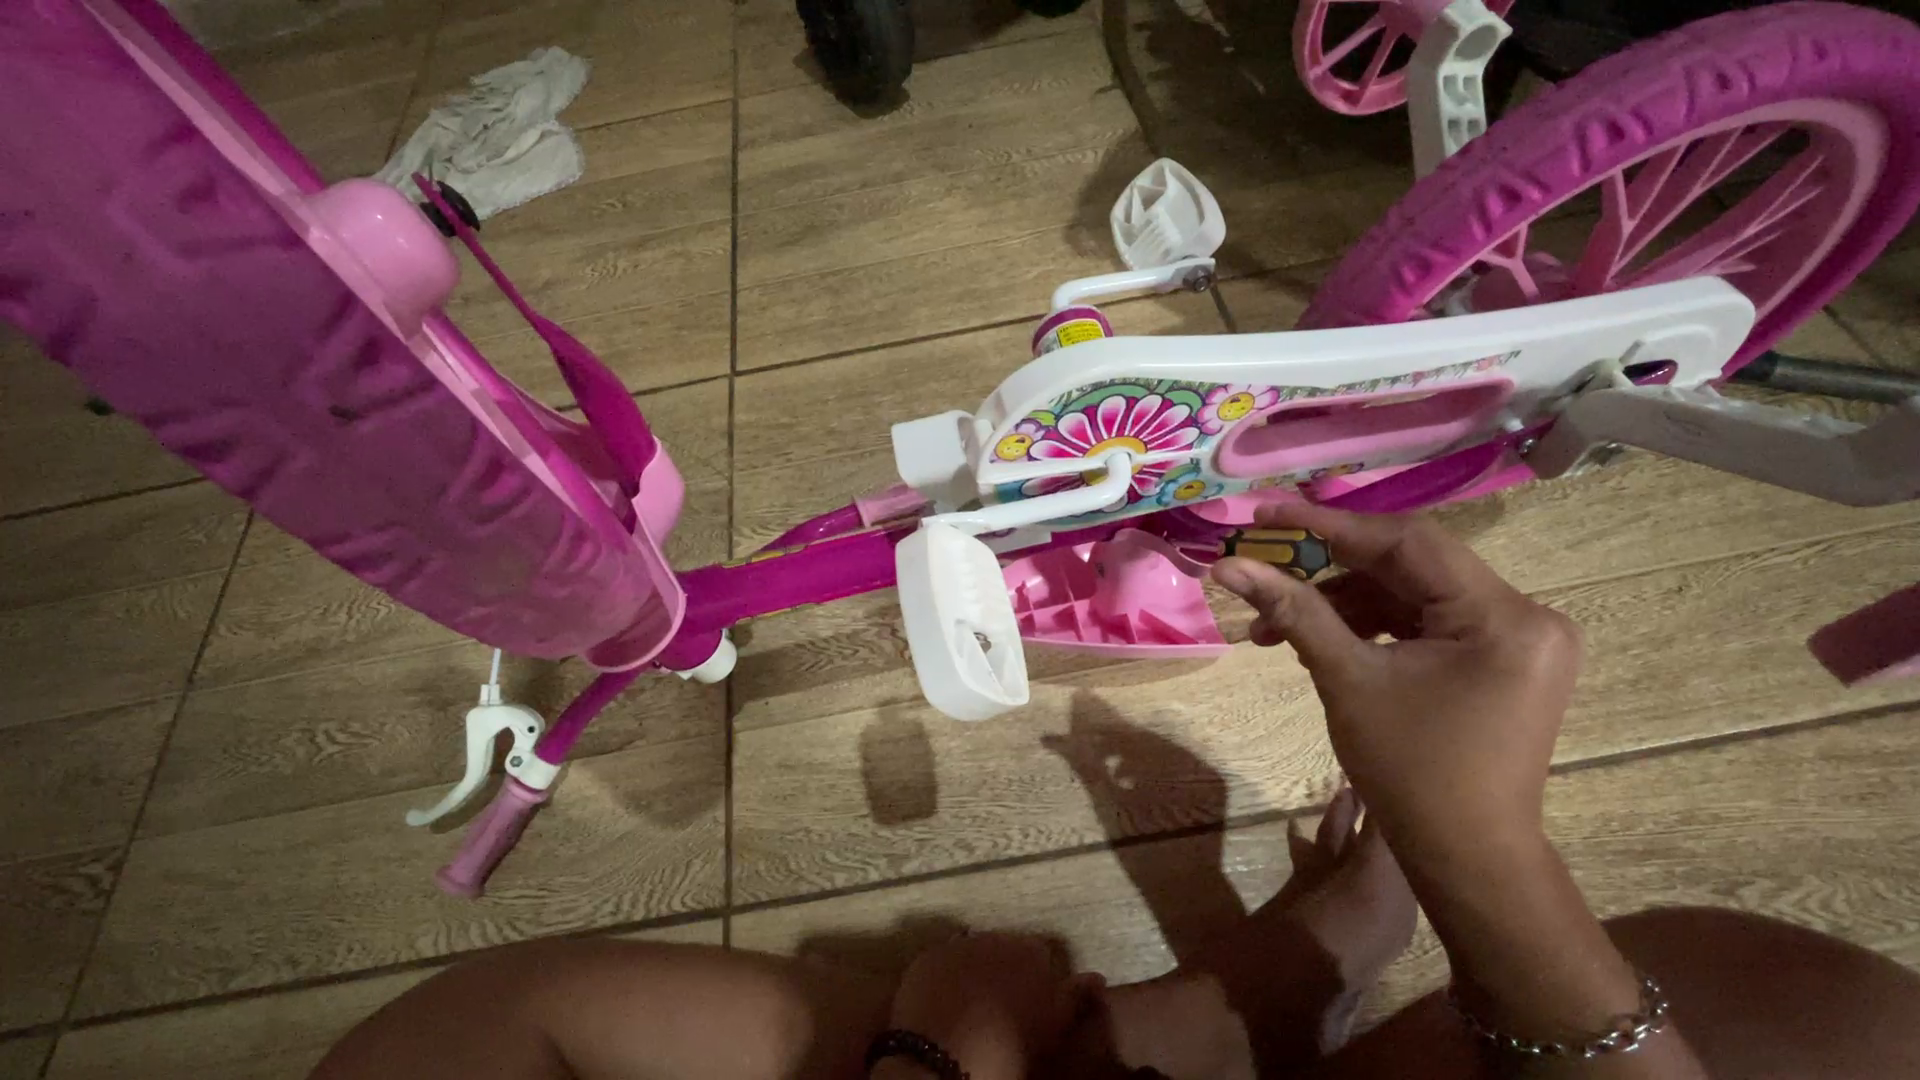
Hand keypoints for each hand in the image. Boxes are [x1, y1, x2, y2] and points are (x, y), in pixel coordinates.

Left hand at [886, 933, 1102, 1078]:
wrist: (944, 1061)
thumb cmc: (1009, 1051)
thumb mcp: (1051, 1029)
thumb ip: (1075, 998)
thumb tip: (1096, 976)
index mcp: (1031, 953)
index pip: (1041, 953)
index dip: (1037, 977)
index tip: (1034, 1001)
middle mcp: (996, 937)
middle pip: (1006, 947)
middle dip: (1007, 967)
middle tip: (1004, 1002)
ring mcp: (958, 944)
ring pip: (975, 950)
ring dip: (978, 967)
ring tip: (974, 1000)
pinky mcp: (928, 956)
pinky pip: (944, 958)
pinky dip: (948, 973)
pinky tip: (947, 998)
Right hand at [1210, 504, 1581, 873]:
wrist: (1466, 856)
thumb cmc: (1410, 771)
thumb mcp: (1346, 680)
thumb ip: (1292, 612)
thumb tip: (1228, 566)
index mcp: (1503, 617)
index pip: (1408, 542)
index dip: (1330, 524)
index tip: (1267, 512)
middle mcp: (1526, 614)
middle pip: (1411, 565)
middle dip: (1329, 570)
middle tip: (1264, 565)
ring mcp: (1518, 637)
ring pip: (1414, 593)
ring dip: (1344, 604)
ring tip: (1274, 628)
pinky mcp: (1502, 658)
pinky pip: (1427, 621)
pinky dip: (1373, 626)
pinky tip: (1322, 639)